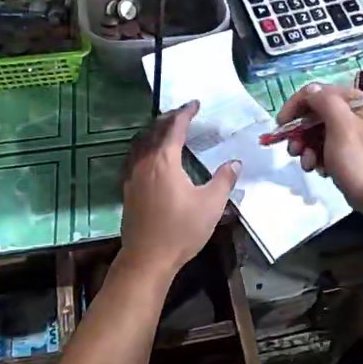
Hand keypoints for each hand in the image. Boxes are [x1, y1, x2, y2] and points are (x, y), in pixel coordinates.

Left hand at [119, 102, 240, 275]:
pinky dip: (145, 148)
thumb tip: (234, 163)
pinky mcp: (128, 190)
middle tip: (183, 114)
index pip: (174, 128)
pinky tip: (152, 158)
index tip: (195, 104)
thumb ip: (224, 180)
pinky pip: (135, 157)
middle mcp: (144, 162)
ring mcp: (132, 176)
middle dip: (169, 119)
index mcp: (164, 161)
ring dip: (154, 132)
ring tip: (167, 131)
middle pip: (154, 131)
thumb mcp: (211, 205)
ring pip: (140, 143)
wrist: (147, 259)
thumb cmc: (181, 230)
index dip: (185, 113)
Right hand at [275, 82, 362, 218]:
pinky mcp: (342, 153)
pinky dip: (315, 158)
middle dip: (299, 132)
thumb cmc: (359, 160)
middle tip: (293, 150)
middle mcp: (349, 114)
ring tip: (308, 164)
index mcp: (352, 101)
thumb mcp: (342, 126)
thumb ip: (325, 102)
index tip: (281, 124)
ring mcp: (346, 134)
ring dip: (305, 148)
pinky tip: (319, 170)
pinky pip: (320, 149)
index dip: (295, 106)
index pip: (315, 93)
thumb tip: (310, 90)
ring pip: (313, 133)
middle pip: (312, 114)